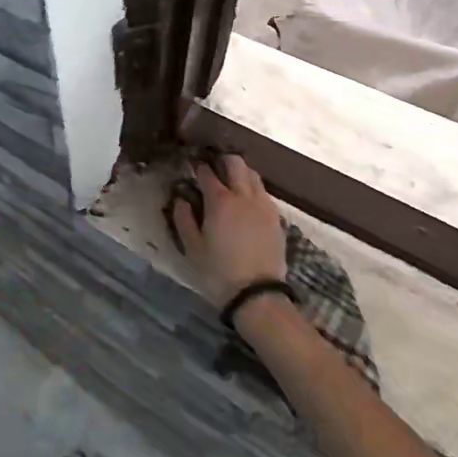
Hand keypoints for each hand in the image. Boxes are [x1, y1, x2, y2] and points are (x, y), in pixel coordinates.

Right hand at [172, 155, 286, 308]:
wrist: (258, 295)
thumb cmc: (218, 272)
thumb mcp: (192, 248)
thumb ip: (183, 219)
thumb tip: (180, 199)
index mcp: (220, 201)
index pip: (208, 173)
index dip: (199, 167)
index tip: (193, 167)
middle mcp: (244, 196)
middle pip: (236, 164)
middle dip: (223, 160)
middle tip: (214, 168)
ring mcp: (264, 205)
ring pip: (254, 175)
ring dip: (242, 173)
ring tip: (232, 183)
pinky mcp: (277, 218)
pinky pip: (264, 193)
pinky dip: (254, 190)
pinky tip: (248, 203)